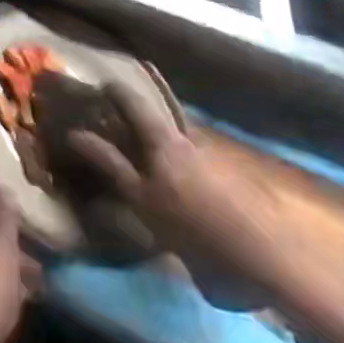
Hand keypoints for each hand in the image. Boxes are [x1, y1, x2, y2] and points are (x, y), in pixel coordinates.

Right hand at [66, 84, 286, 300]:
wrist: (268, 259)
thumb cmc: (193, 226)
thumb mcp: (141, 199)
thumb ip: (109, 163)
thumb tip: (75, 133)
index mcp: (164, 140)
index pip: (134, 102)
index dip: (115, 90)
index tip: (100, 83)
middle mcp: (191, 139)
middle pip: (161, 118)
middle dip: (140, 117)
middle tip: (120, 123)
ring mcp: (217, 158)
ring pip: (181, 139)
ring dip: (163, 141)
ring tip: (147, 156)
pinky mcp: (235, 179)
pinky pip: (198, 158)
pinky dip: (182, 160)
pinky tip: (178, 179)